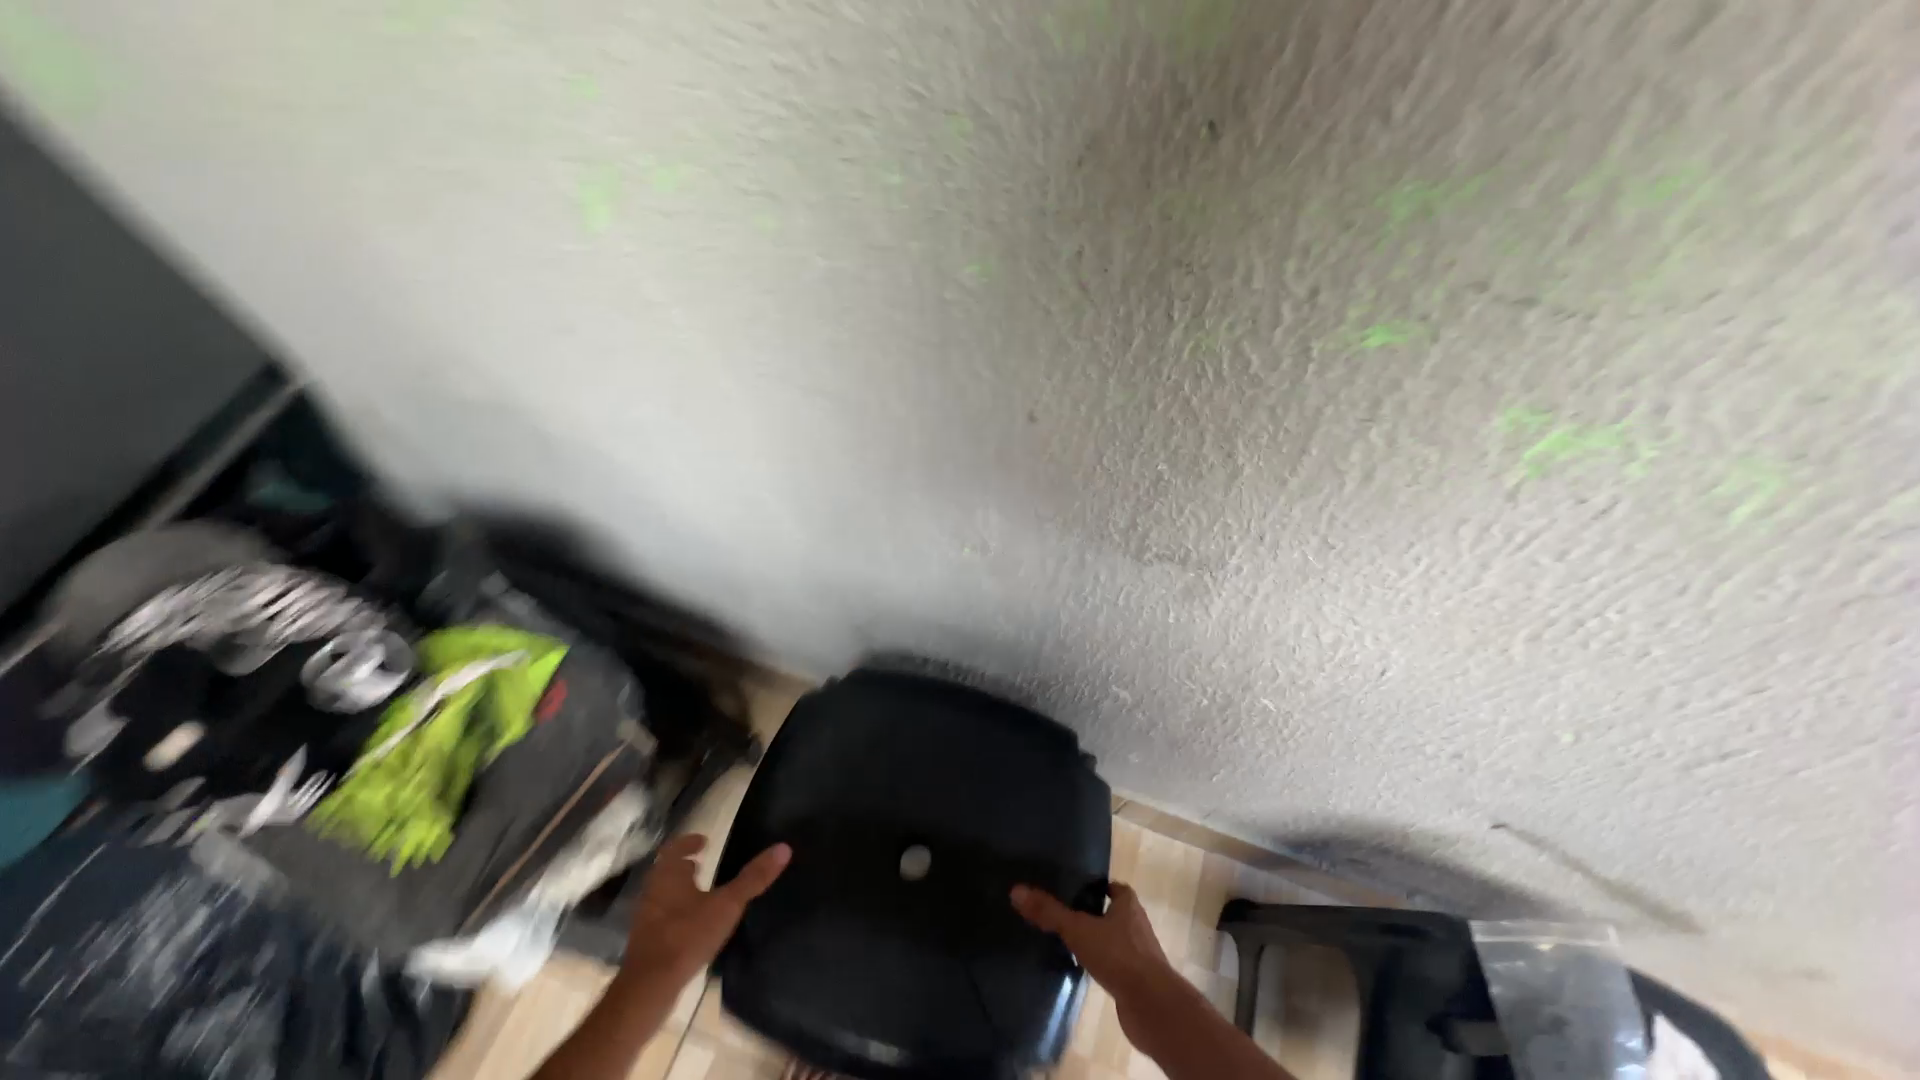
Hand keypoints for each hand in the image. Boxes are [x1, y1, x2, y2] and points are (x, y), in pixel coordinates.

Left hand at [622, 833, 790, 988]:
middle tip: (703, 864)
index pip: (675, 848)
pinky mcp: (646, 942)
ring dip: (680, 890)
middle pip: (666, 871)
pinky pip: (662, 918)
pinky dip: (676, 914)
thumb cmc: (688, 935)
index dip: (689, 843)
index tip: (704, 841)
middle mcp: (653, 891)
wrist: (650, 985)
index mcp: (668, 875)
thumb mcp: (727, 905)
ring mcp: (646, 917)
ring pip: (663, 894)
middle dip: (684, 867)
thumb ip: (753, 878)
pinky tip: (693, 926)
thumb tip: (783, 848)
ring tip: (702, 894)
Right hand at [1010, 881, 1177, 1001]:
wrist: (1151, 1005)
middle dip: (1095, 914)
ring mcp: (1139, 955)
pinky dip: (1102, 965)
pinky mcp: (1136, 981)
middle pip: (1115, 913)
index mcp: (1129, 906)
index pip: (1116, 889)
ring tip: (1070, 942)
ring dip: (1098, 941)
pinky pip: (1115, 966)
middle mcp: (1137, 926)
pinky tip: (1084, 970)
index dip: (1100, 887)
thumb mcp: (1078, 930)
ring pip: (1115, 940)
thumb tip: (1016, 890)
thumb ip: (1049, 912)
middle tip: (1066, 914)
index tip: (1077, 889)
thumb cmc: (1119, 956)